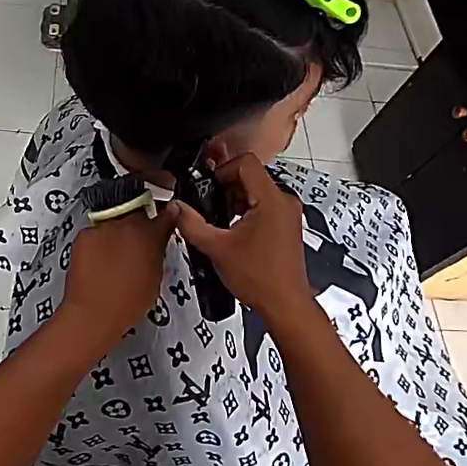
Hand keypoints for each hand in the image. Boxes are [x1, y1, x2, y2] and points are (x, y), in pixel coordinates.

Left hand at [58, 204, 181, 349]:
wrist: (94, 311)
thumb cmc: (129, 301)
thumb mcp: (155, 276)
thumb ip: (157, 251)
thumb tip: (157, 242)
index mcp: (151, 235)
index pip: (166, 215)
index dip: (168, 216)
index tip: (168, 216)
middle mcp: (128, 225)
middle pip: (137, 215)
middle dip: (138, 227)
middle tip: (135, 247)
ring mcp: (104, 228)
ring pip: (114, 224)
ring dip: (116, 235)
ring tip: (113, 258)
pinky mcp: (84, 235)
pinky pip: (95, 233)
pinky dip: (97, 243)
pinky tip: (97, 261)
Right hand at [172, 154, 314, 325]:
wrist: (284, 303)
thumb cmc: (261, 279)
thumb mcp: (217, 248)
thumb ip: (192, 224)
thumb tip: (178, 209)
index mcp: (271, 200)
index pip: (246, 162)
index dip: (223, 170)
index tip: (210, 185)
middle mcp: (285, 202)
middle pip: (252, 176)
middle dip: (227, 188)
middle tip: (211, 205)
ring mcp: (289, 214)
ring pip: (258, 191)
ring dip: (236, 200)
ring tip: (221, 220)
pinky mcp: (288, 226)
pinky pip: (266, 206)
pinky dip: (248, 211)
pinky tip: (234, 231)